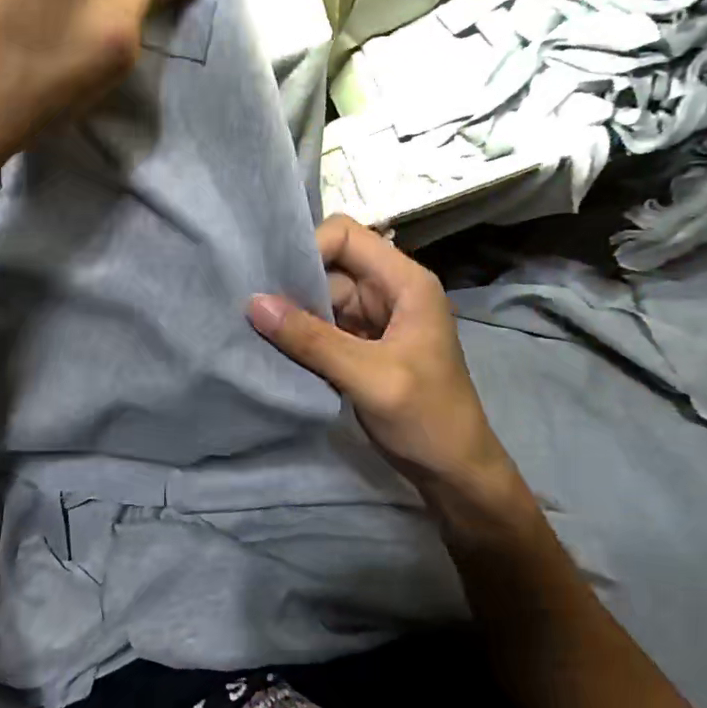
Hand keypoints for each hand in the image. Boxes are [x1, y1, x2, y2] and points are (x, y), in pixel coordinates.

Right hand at [249, 216, 522, 508]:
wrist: (453, 471)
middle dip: (292, 285)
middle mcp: (387, 291)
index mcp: (404, 282)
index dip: (308, 250)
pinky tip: (273, 348)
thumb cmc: (427, 418)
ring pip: (319, 298)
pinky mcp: (359, 345)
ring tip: (255, 331)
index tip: (274, 284)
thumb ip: (312, 339)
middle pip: (327, 266)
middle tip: (252, 310)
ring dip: (291, 314)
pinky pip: (320, 326)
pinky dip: (298, 336)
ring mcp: (372, 319)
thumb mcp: (370, 377)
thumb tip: (254, 303)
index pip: (345, 236)